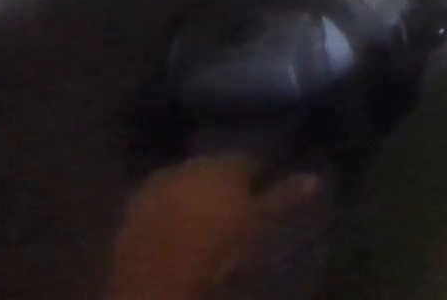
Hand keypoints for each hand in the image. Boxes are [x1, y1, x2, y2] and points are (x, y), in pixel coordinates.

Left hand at [104, 156, 316, 299]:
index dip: (258, 178)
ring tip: (200, 221)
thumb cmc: (217, 253)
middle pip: (216, 168)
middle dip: (224, 183)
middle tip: (231, 211)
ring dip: (194, 194)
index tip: (261, 196)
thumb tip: (315, 177)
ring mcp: (159, 184)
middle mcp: (193, 164)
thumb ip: (285, 198)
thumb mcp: (259, 227)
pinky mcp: (132, 209)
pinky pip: (158, 201)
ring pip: (186, 182)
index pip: (250, 161)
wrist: (154, 286)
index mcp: (225, 164)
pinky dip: (167, 210)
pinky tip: (171, 229)